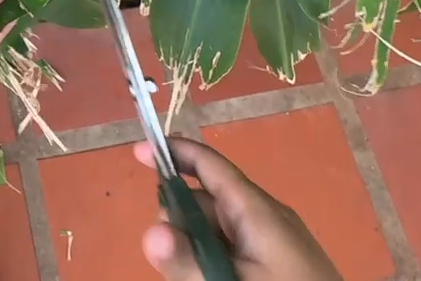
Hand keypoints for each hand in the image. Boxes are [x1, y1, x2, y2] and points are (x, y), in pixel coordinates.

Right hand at [134, 137, 342, 280]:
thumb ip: (188, 263)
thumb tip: (148, 231)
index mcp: (256, 209)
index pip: (208, 164)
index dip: (173, 153)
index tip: (138, 152)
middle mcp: (264, 218)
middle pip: (205, 202)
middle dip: (179, 222)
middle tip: (169, 261)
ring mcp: (276, 246)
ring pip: (217, 233)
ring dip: (196, 251)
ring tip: (191, 278)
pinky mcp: (282, 271)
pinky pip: (235, 255)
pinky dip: (215, 265)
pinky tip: (209, 280)